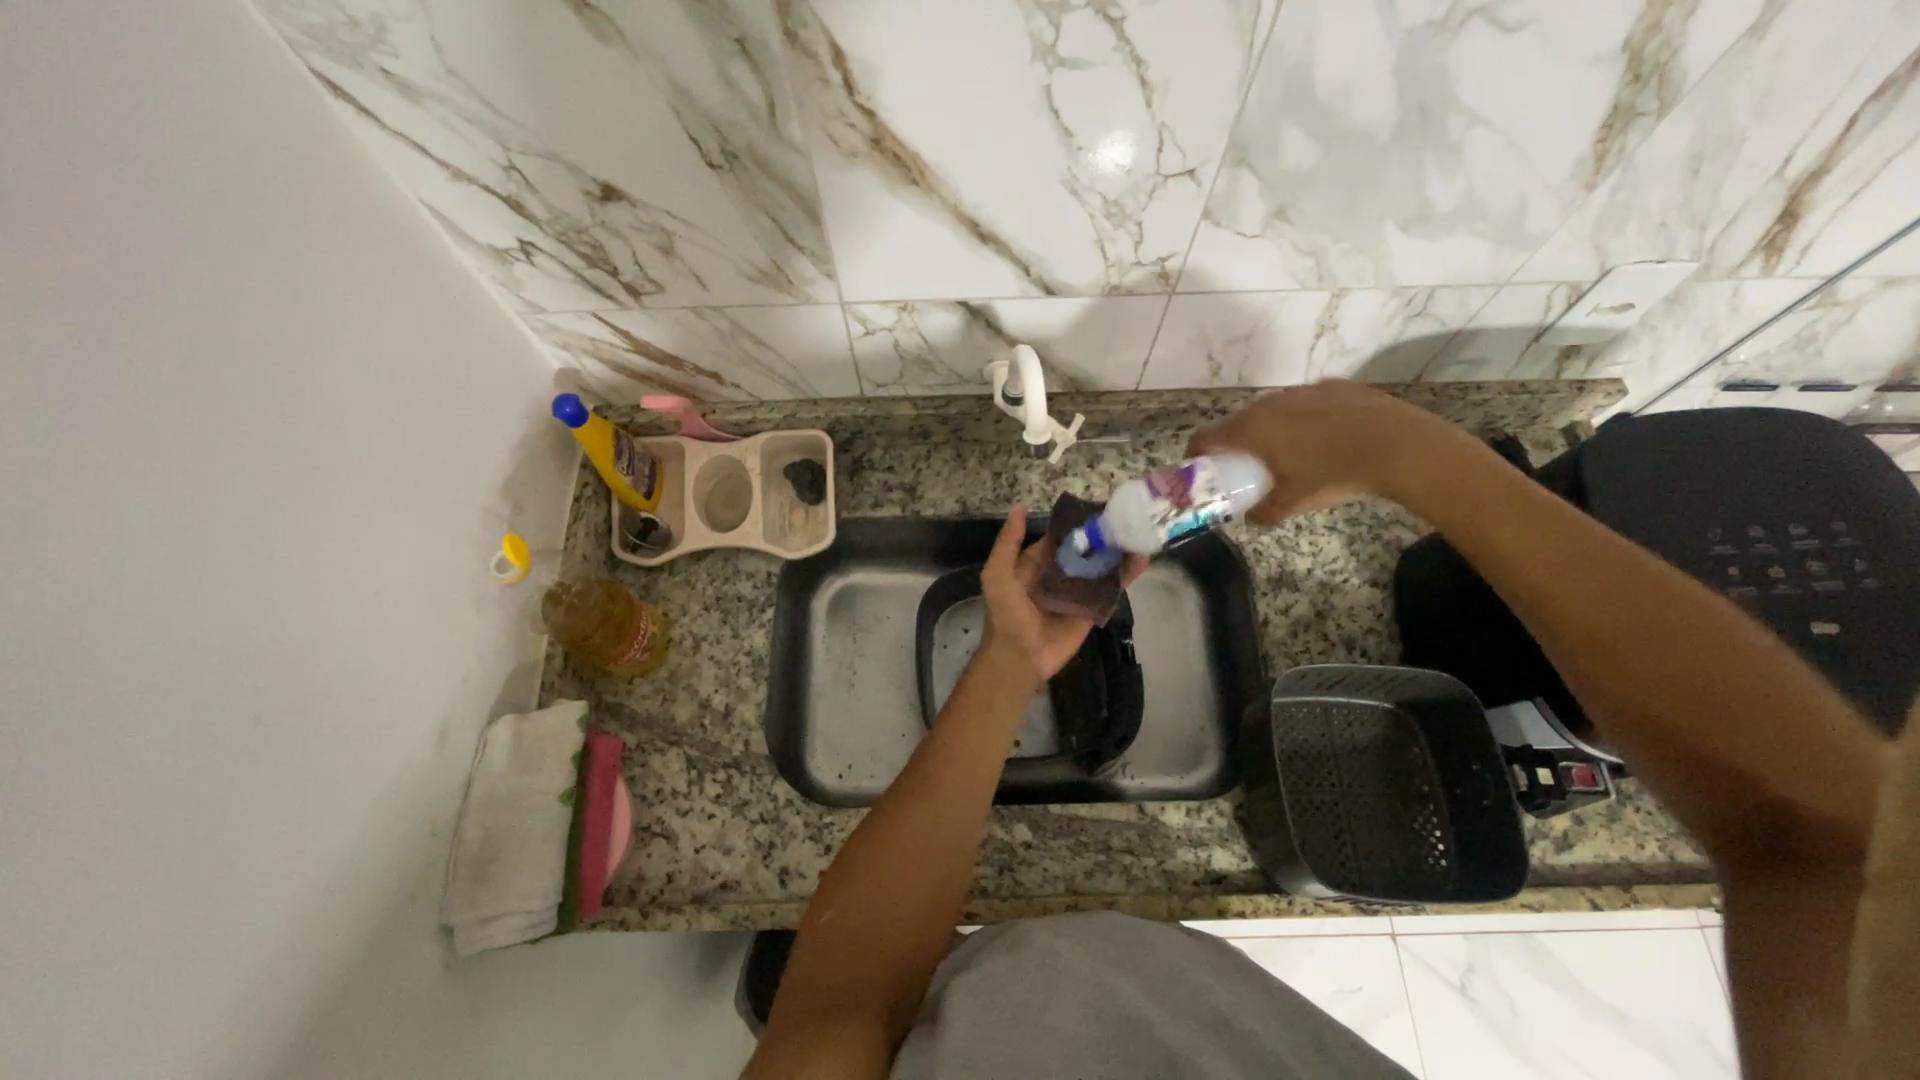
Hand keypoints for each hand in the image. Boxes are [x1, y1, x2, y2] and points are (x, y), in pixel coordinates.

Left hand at [975, 506, 1147, 687]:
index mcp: (1036, 564)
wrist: (1020, 658)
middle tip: (1128, 516)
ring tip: (1140, 531)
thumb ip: (1008, 543)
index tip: (1098, 506)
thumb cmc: (1007, 614)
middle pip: (1084, 550)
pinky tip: (1143, 558)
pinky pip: (1111, 589)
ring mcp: (1078, 592)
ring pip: (1101, 567)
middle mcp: (1059, 575)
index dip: (1076, 524)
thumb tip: (1019, 507)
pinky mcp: (1093, 609)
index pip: (1059, 538)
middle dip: (1102, 536)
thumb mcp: (998, 574)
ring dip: (1119, 551)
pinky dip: (1126, 575)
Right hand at [1185, 379, 1478, 524]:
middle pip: (1238, 422)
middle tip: (1244, 467)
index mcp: (1252, 429)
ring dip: (1270, 431)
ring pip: (1272, 411)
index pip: (1205, 437)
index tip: (1198, 469)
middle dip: (1235, 445)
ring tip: (1287, 454)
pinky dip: (1303, 421)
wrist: (1399, 445)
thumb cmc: (1334, 474)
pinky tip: (1324, 440)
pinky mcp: (1333, 386)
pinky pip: (1305, 404)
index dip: (1195, 455)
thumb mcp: (1294, 502)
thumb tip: (1253, 517)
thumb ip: (1265, 512)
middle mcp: (1270, 403)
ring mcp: (1303, 391)